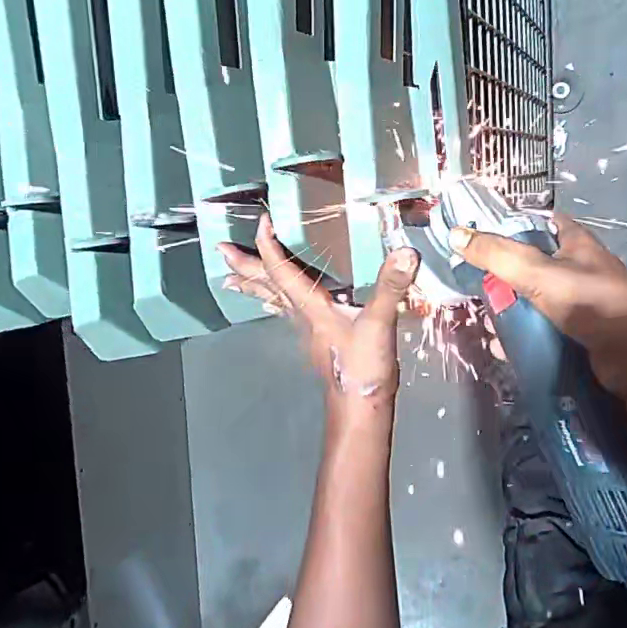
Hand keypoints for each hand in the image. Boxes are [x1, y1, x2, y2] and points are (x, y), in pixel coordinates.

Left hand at [218, 214, 419, 424]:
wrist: (360, 407)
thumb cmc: (362, 368)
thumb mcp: (379, 324)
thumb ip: (390, 288)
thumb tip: (406, 253)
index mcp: (312, 307)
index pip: (282, 270)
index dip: (269, 244)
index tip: (262, 220)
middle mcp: (303, 315)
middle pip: (267, 286)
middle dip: (244, 266)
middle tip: (220, 249)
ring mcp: (307, 329)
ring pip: (273, 299)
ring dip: (252, 284)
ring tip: (229, 277)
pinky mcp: (316, 338)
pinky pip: (287, 311)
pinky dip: (274, 299)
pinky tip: (273, 302)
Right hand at [448, 213, 626, 383]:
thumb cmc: (590, 300)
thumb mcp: (537, 272)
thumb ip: (497, 255)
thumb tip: (454, 234)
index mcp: (574, 241)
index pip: (539, 221)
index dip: (511, 225)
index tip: (479, 237)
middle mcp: (578, 267)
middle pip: (532, 263)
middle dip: (503, 275)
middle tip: (473, 284)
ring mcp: (579, 301)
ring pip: (535, 299)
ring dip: (510, 308)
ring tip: (481, 317)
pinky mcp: (578, 332)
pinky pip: (543, 328)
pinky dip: (522, 334)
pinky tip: (501, 344)